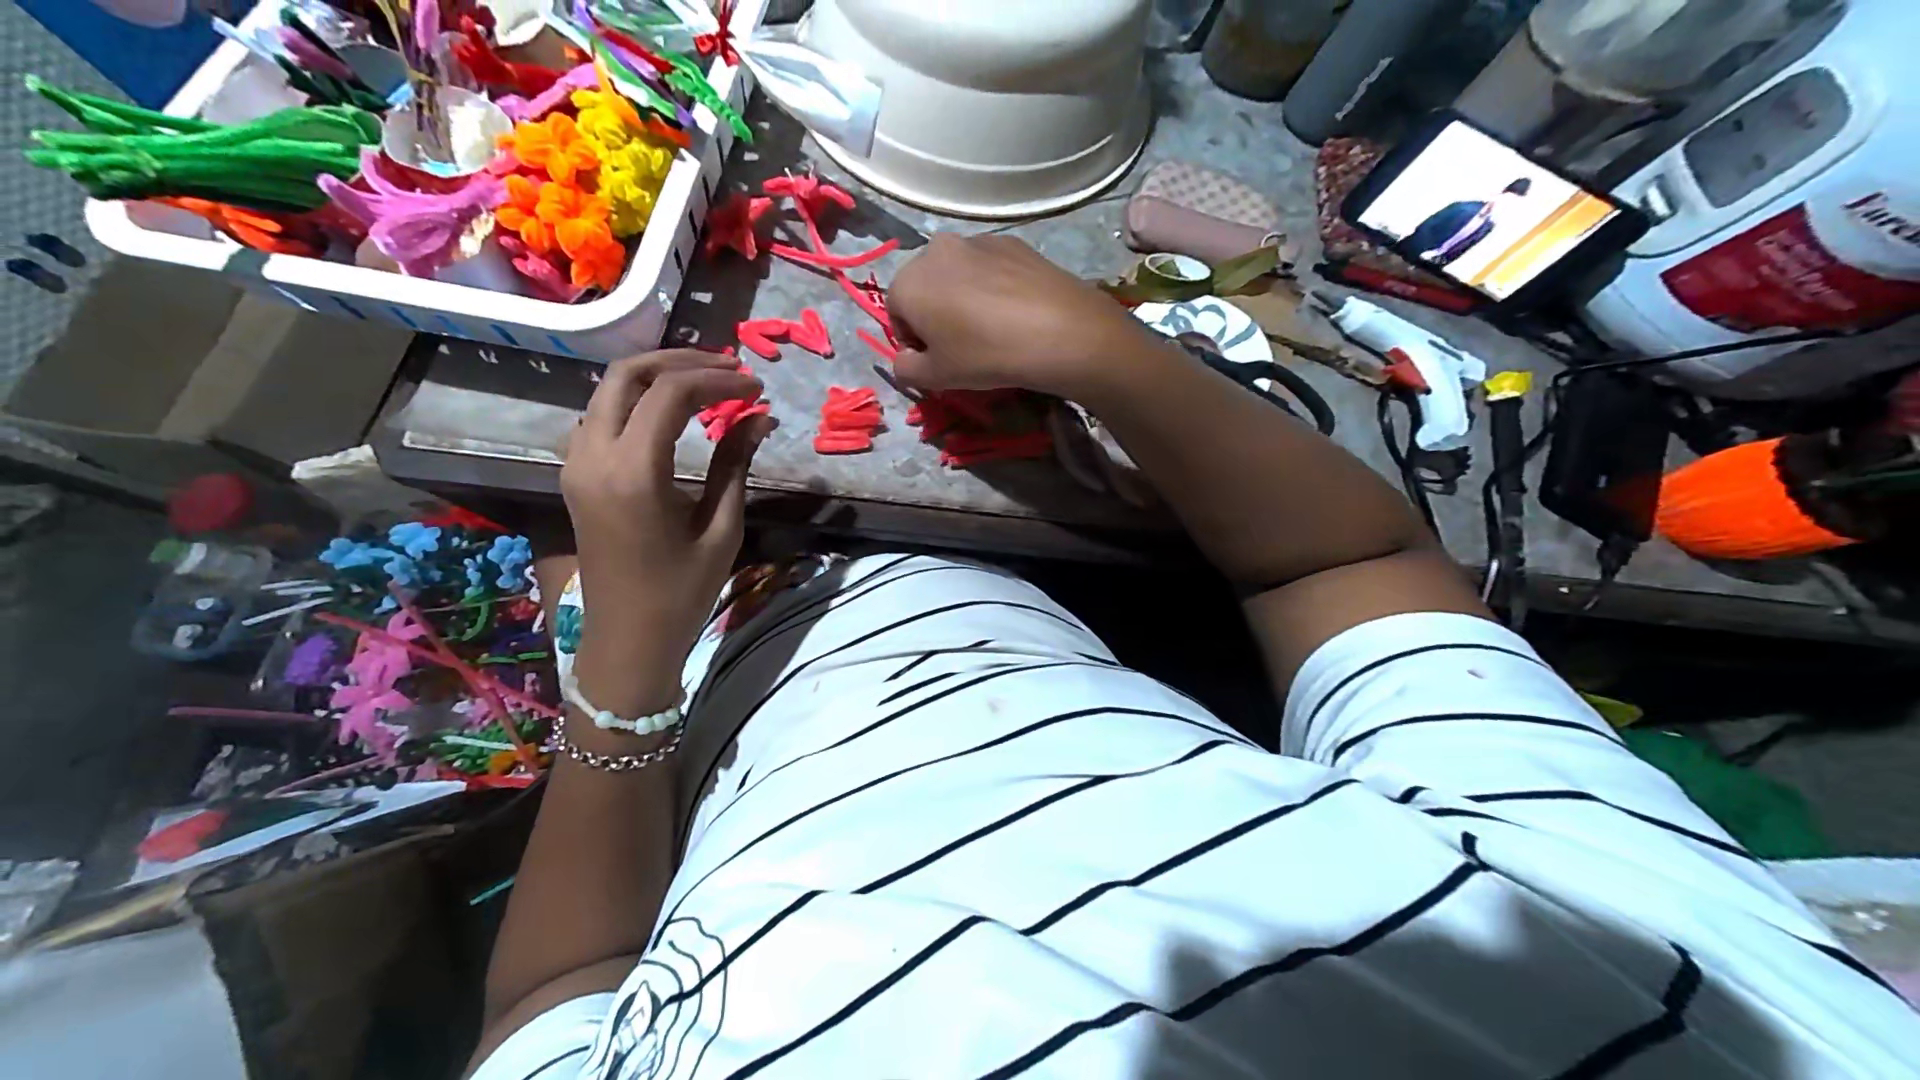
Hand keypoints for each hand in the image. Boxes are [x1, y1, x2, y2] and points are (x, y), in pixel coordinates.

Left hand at [560, 350, 772, 712]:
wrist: (627, 640)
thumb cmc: (681, 592)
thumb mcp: (720, 528)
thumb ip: (735, 462)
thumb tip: (760, 416)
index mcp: (632, 472)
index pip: (671, 393)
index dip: (718, 379)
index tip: (756, 388)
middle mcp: (593, 456)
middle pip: (629, 374)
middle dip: (683, 361)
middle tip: (730, 369)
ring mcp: (576, 463)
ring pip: (610, 389)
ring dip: (659, 376)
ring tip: (709, 383)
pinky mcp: (575, 474)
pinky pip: (602, 415)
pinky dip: (639, 400)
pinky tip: (675, 412)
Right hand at [886, 233, 1170, 398]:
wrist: (1059, 331)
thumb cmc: (985, 355)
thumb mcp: (936, 377)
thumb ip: (905, 369)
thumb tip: (904, 358)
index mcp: (908, 281)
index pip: (895, 311)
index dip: (911, 339)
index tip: (935, 359)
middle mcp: (935, 249)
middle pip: (924, 286)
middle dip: (934, 313)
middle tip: (961, 344)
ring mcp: (976, 240)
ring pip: (957, 274)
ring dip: (963, 297)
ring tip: (991, 327)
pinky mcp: (1012, 241)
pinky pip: (989, 267)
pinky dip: (992, 286)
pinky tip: (1014, 312)